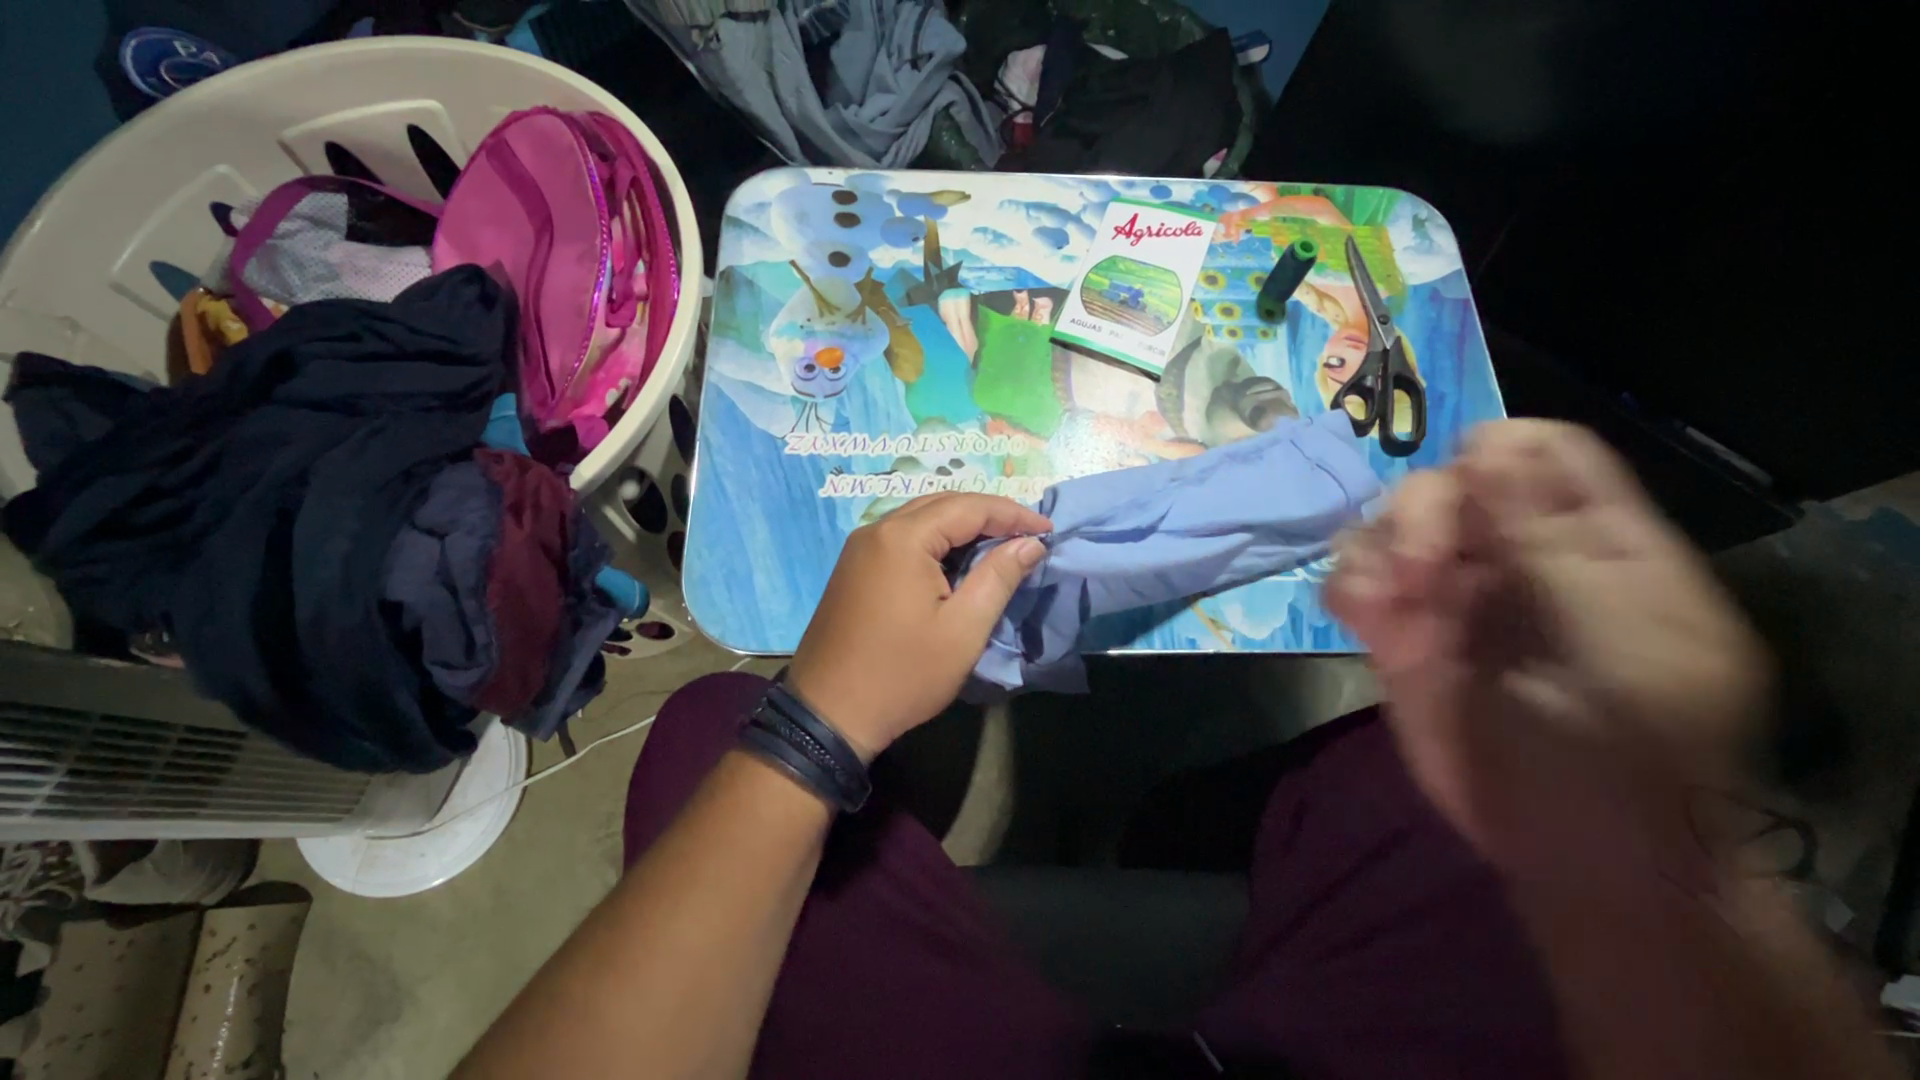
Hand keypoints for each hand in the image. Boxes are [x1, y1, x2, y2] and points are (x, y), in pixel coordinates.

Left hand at [786, 493, 1051, 760]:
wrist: (829, 715)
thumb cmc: (903, 674)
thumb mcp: (963, 630)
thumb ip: (998, 578)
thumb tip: (1030, 544)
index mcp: (903, 538)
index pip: (969, 507)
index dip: (1013, 514)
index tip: (1048, 530)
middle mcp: (876, 530)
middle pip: (942, 505)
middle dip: (988, 515)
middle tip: (1027, 536)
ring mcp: (859, 549)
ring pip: (920, 519)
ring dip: (961, 527)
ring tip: (1000, 547)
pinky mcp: (853, 569)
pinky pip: (901, 538)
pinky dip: (935, 542)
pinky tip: (957, 563)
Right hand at [1327, 421, 1768, 889]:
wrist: (1576, 853)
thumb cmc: (1629, 754)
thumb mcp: (1615, 643)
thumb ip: (1550, 544)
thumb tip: (1491, 444)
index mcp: (1593, 543)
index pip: (1543, 451)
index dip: (1499, 451)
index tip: (1469, 491)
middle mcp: (1513, 555)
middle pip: (1447, 479)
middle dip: (1422, 512)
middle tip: (1420, 574)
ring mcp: (1450, 595)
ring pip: (1387, 523)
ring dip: (1377, 547)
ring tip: (1388, 603)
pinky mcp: (1397, 635)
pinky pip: (1353, 580)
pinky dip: (1348, 583)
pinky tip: (1359, 613)